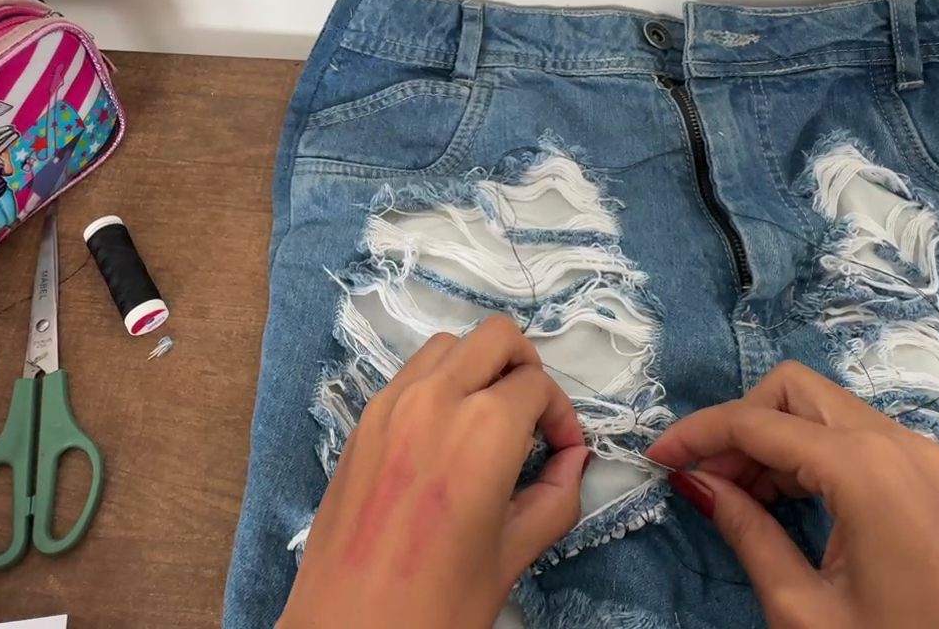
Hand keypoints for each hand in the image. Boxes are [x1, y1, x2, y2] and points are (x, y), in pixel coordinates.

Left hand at [279, 319, 588, 628]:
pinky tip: (446, 430)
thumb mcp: (511, 556)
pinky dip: (440, 380)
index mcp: (482, 430)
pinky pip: (412, 371)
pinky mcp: (365, 415)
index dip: (561, 414)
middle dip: (526, 366)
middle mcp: (436, 397)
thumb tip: (573, 458)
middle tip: (532, 417)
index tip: (562, 449)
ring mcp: (393, 401)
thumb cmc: (437, 605)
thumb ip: (554, 497)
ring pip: (450, 344)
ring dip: (479, 365)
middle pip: (495, 337)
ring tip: (489, 417)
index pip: (537, 384)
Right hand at [649, 361, 938, 628]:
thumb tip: (695, 481)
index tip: (656, 458)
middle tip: (710, 478)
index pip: (754, 422)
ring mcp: (925, 458)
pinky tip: (790, 503)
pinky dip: (811, 456)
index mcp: (864, 467)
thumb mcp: (807, 611)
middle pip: (791, 391)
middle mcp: (898, 442)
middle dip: (739, 425)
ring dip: (773, 441)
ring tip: (743, 498)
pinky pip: (856, 439)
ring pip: (823, 411)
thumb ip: (745, 531)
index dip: (695, 434)